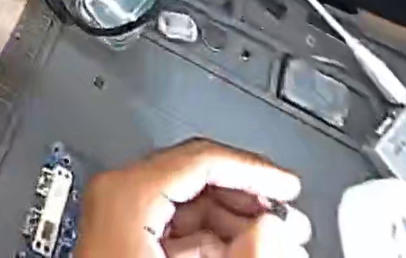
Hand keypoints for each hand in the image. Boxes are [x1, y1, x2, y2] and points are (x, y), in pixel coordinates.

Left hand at [78, 139, 310, 257]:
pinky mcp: (123, 239)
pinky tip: (242, 250)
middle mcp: (118, 192)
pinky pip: (176, 228)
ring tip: (272, 238)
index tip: (286, 184)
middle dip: (247, 196)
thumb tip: (275, 227)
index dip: (252, 168)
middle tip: (287, 214)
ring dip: (234, 221)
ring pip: (189, 204)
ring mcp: (119, 216)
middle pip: (197, 176)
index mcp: (126, 189)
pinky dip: (212, 239)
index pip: (201, 156)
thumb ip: (239, 250)